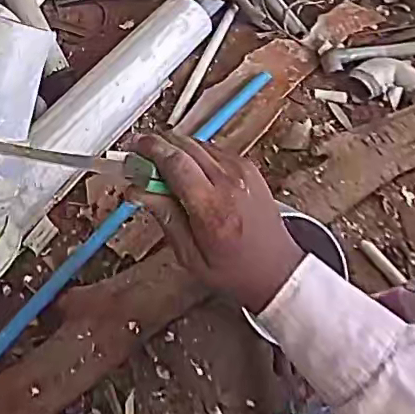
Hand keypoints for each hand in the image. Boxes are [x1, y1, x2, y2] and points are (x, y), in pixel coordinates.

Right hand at [132, 133, 301, 312]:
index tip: (134, 149)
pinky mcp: (247, 167)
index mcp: (212, 209)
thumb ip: (163, 217)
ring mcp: (241, 171)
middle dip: (157, 146)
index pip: (175, 162)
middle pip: (183, 144)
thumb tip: (136, 190)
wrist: (280, 270)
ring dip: (175, 149)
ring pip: (196, 143)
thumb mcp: (190, 256)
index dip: (150, 149)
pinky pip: (211, 148)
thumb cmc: (236, 270)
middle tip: (141, 159)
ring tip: (163, 170)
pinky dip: (193, 154)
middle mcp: (229, 183)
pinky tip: (188, 173)